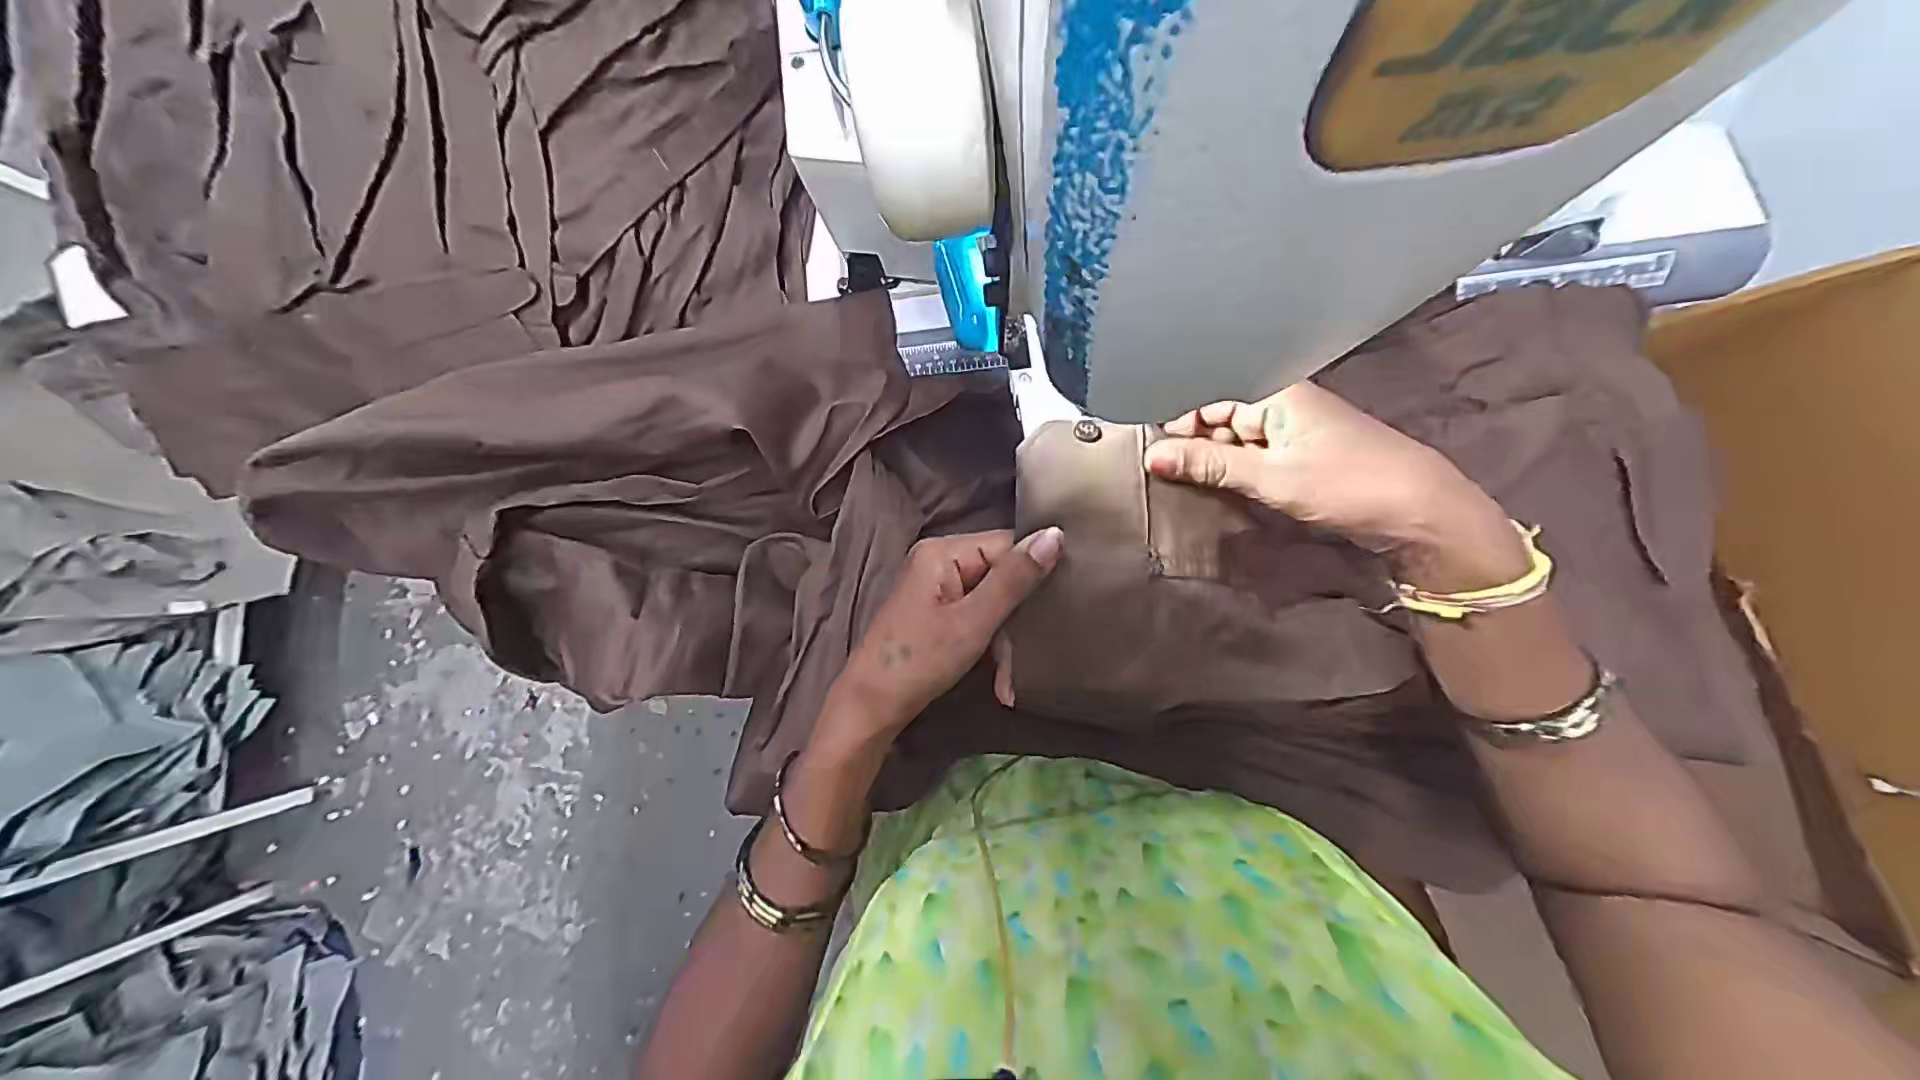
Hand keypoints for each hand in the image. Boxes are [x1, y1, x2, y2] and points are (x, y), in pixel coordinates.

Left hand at [818, 528, 1063, 749]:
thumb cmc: (918, 660)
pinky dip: (990, 649)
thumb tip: (1056, 534)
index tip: (1055, 610)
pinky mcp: (939, 615)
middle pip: (1003, 577)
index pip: (1008, 546)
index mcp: (943, 551)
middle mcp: (940, 562)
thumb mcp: (973, 621)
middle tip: (1026, 660)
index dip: (1033, 575)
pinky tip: (1000, 683)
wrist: (870, 707)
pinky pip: (979, 621)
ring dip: (1006, 646)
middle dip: (1017, 623)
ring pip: (995, 605)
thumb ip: (1014, 579)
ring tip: (1008, 684)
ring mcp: (938, 589)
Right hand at [1145, 383, 1525, 590]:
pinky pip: (1251, 459)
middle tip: (1169, 476)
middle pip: (1217, 419)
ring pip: (1232, 442)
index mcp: (1276, 393)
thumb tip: (1152, 455)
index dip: (1178, 424)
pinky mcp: (1298, 458)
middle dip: (1192, 446)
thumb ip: (1208, 464)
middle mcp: (1281, 406)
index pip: (1207, 398)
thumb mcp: (1270, 476)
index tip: (1155, 455)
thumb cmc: (1349, 484)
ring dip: (1212, 464)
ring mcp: (1290, 433)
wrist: (1420, 515)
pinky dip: (1233, 474)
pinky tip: (1220, 491)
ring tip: (1191, 486)